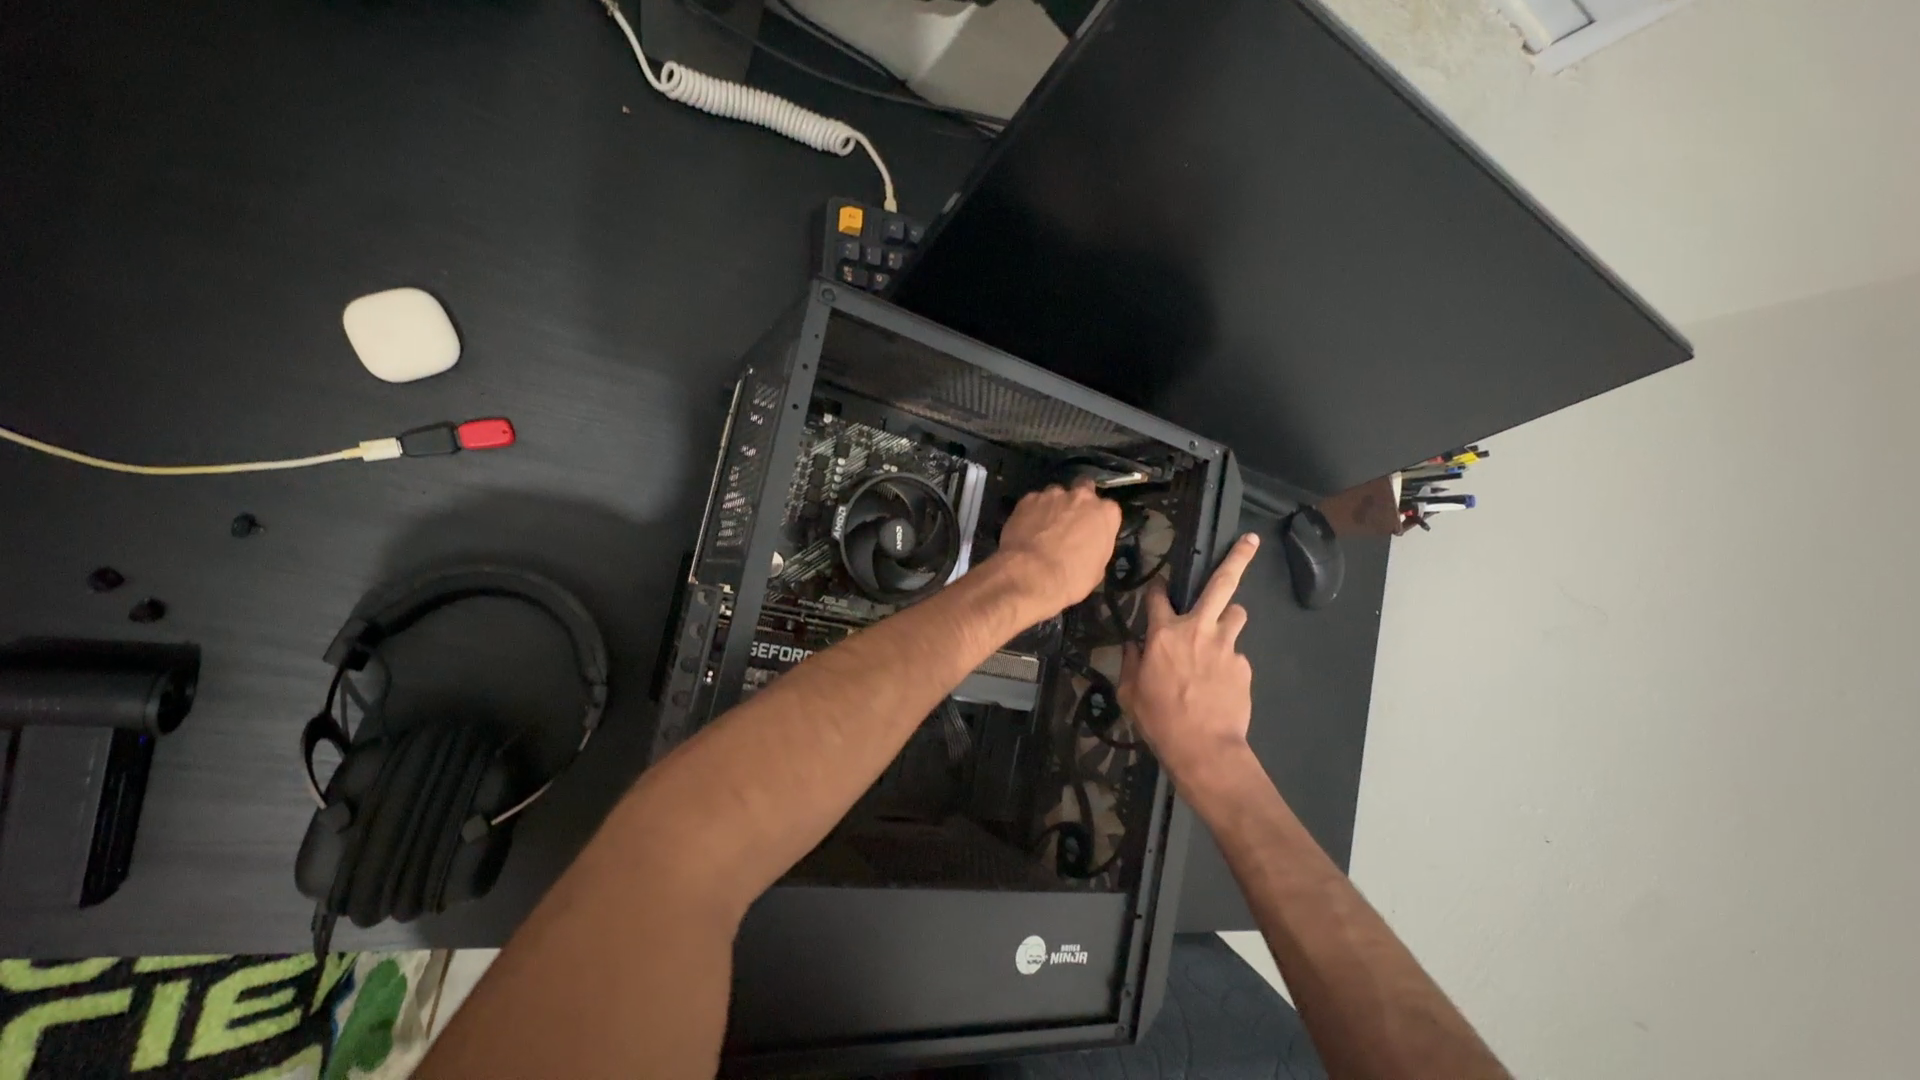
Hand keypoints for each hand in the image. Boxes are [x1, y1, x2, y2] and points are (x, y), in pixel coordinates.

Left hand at [994, 481, 1121, 616]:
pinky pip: (1033, 502)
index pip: (1108, 509)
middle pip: (1084, 489)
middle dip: (1078, 501)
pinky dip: (1032, 512)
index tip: (1091, 532)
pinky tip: (1026, 529)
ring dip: (1053, 507)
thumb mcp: (1097, 569)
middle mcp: (1081, 496)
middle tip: (1069, 522)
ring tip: (1043, 527)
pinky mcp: (1028, 499)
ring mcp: (1053, 494)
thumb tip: (1089, 545)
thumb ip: (1096, 546)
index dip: (1098, 521)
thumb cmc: (1071, 578)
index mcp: (1106, 513)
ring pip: (1056, 495)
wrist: (1031, 575)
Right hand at [1120, 533, 1259, 786]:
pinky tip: (1221, 684)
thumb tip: (1133, 646)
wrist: (1204, 747)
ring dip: (1230, 618)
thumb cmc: (1159, 720)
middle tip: (1251, 540)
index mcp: (1163, 634)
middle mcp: (1197, 629)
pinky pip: (1236, 654)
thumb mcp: (1129, 693)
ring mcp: (1226, 645)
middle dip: (1237, 557)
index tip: (1158, 586)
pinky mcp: (1244, 665)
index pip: (1158, 596)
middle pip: (1221, 583)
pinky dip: (1228, 661)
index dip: (1157, 589)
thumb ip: (1130, 663)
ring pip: (1237, 614)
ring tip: (1221, 632)